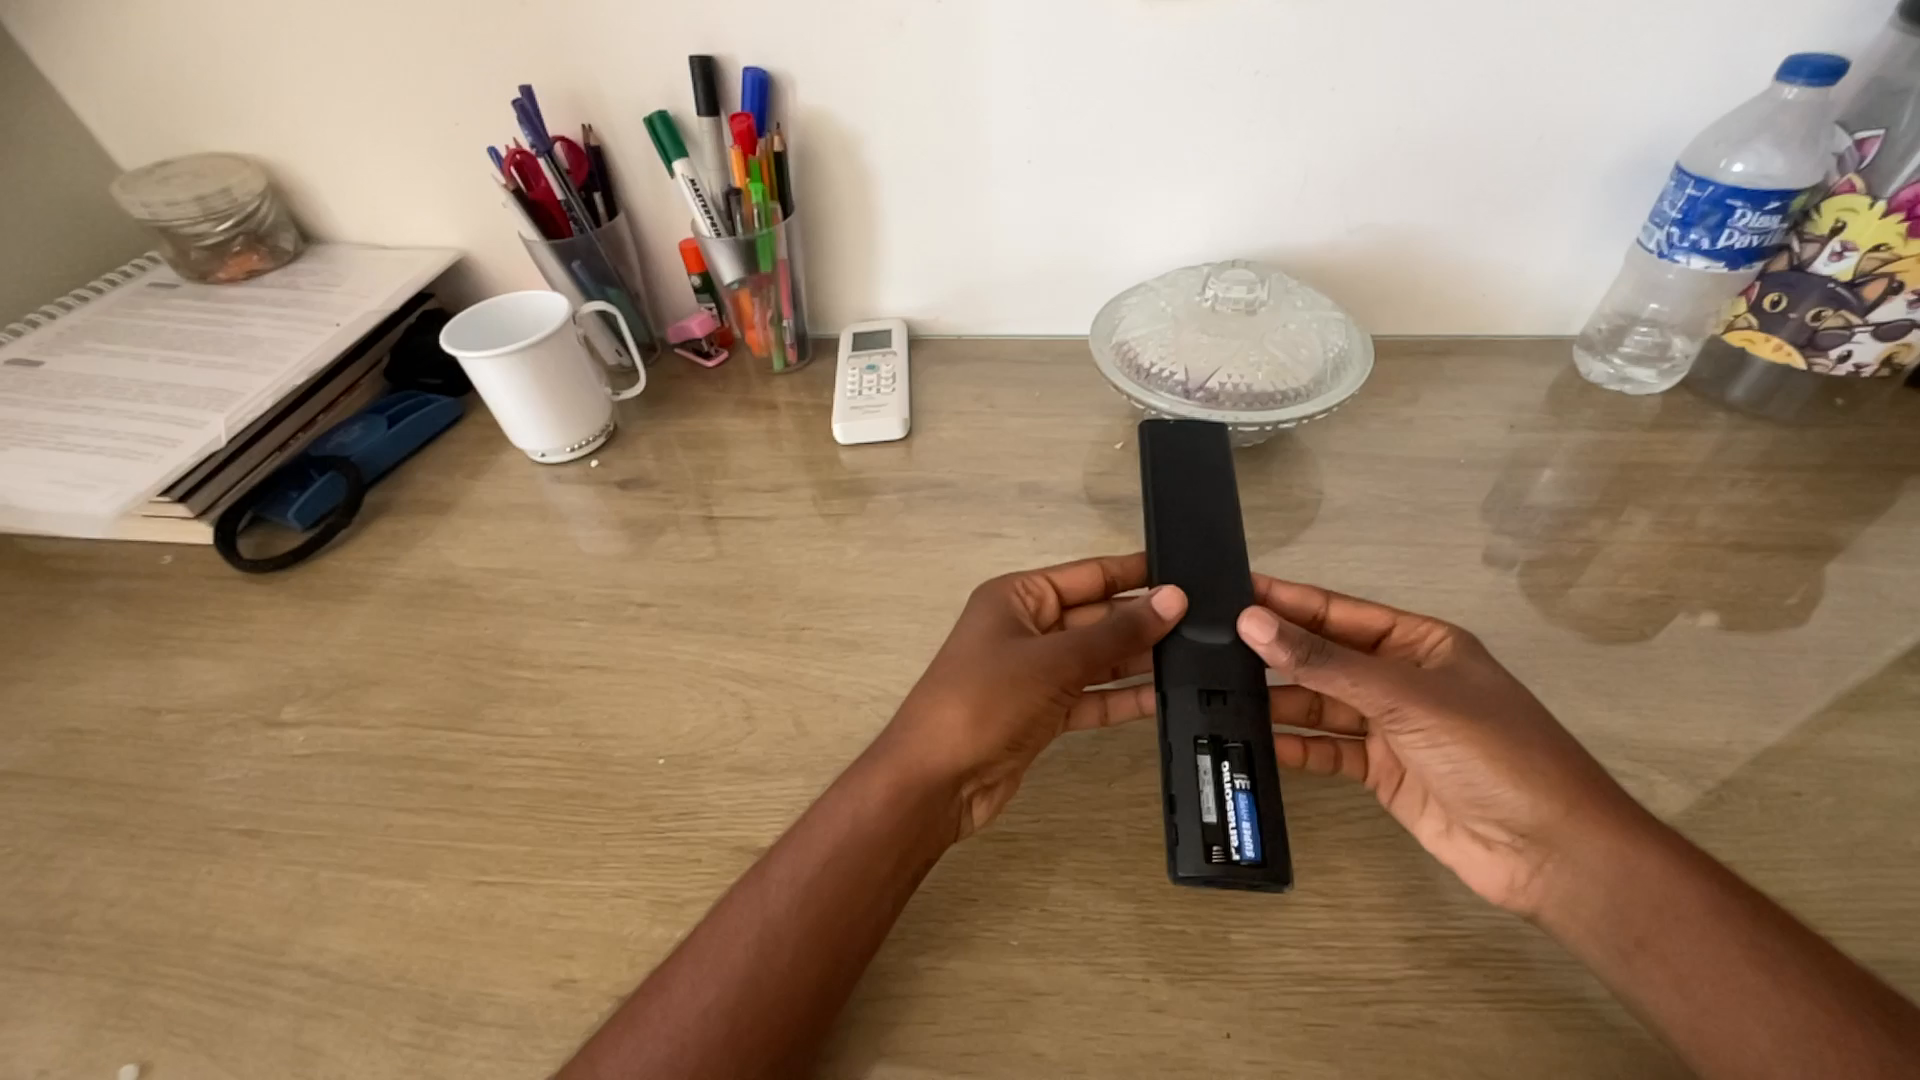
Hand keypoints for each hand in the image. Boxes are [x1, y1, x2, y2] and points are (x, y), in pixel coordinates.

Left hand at [877, 554, 1186, 840]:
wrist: (937, 779)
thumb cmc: (985, 701)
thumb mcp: (1054, 660)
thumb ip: (1117, 633)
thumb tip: (1173, 599)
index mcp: (1017, 597)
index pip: (1087, 575)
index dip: (1134, 573)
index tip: (1186, 571)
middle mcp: (1026, 628)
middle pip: (1095, 617)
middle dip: (1143, 621)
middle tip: (1207, 622)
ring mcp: (1034, 674)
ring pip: (1096, 659)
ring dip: (1138, 661)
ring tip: (1198, 657)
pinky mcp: (1041, 713)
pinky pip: (1090, 697)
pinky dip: (1121, 698)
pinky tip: (1164, 697)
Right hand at [1236, 577, 1646, 916]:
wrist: (1551, 852)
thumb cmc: (1492, 752)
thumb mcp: (1405, 696)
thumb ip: (1324, 662)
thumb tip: (1252, 623)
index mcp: (1418, 643)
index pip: (1338, 612)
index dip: (1286, 600)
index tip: (1231, 591)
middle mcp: (1399, 679)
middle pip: (1323, 658)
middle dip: (1273, 652)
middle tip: (1210, 643)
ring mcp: (1388, 726)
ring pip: (1318, 704)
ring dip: (1277, 700)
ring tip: (1220, 691)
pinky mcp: (1379, 771)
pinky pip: (1326, 749)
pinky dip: (1293, 746)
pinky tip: (1255, 740)